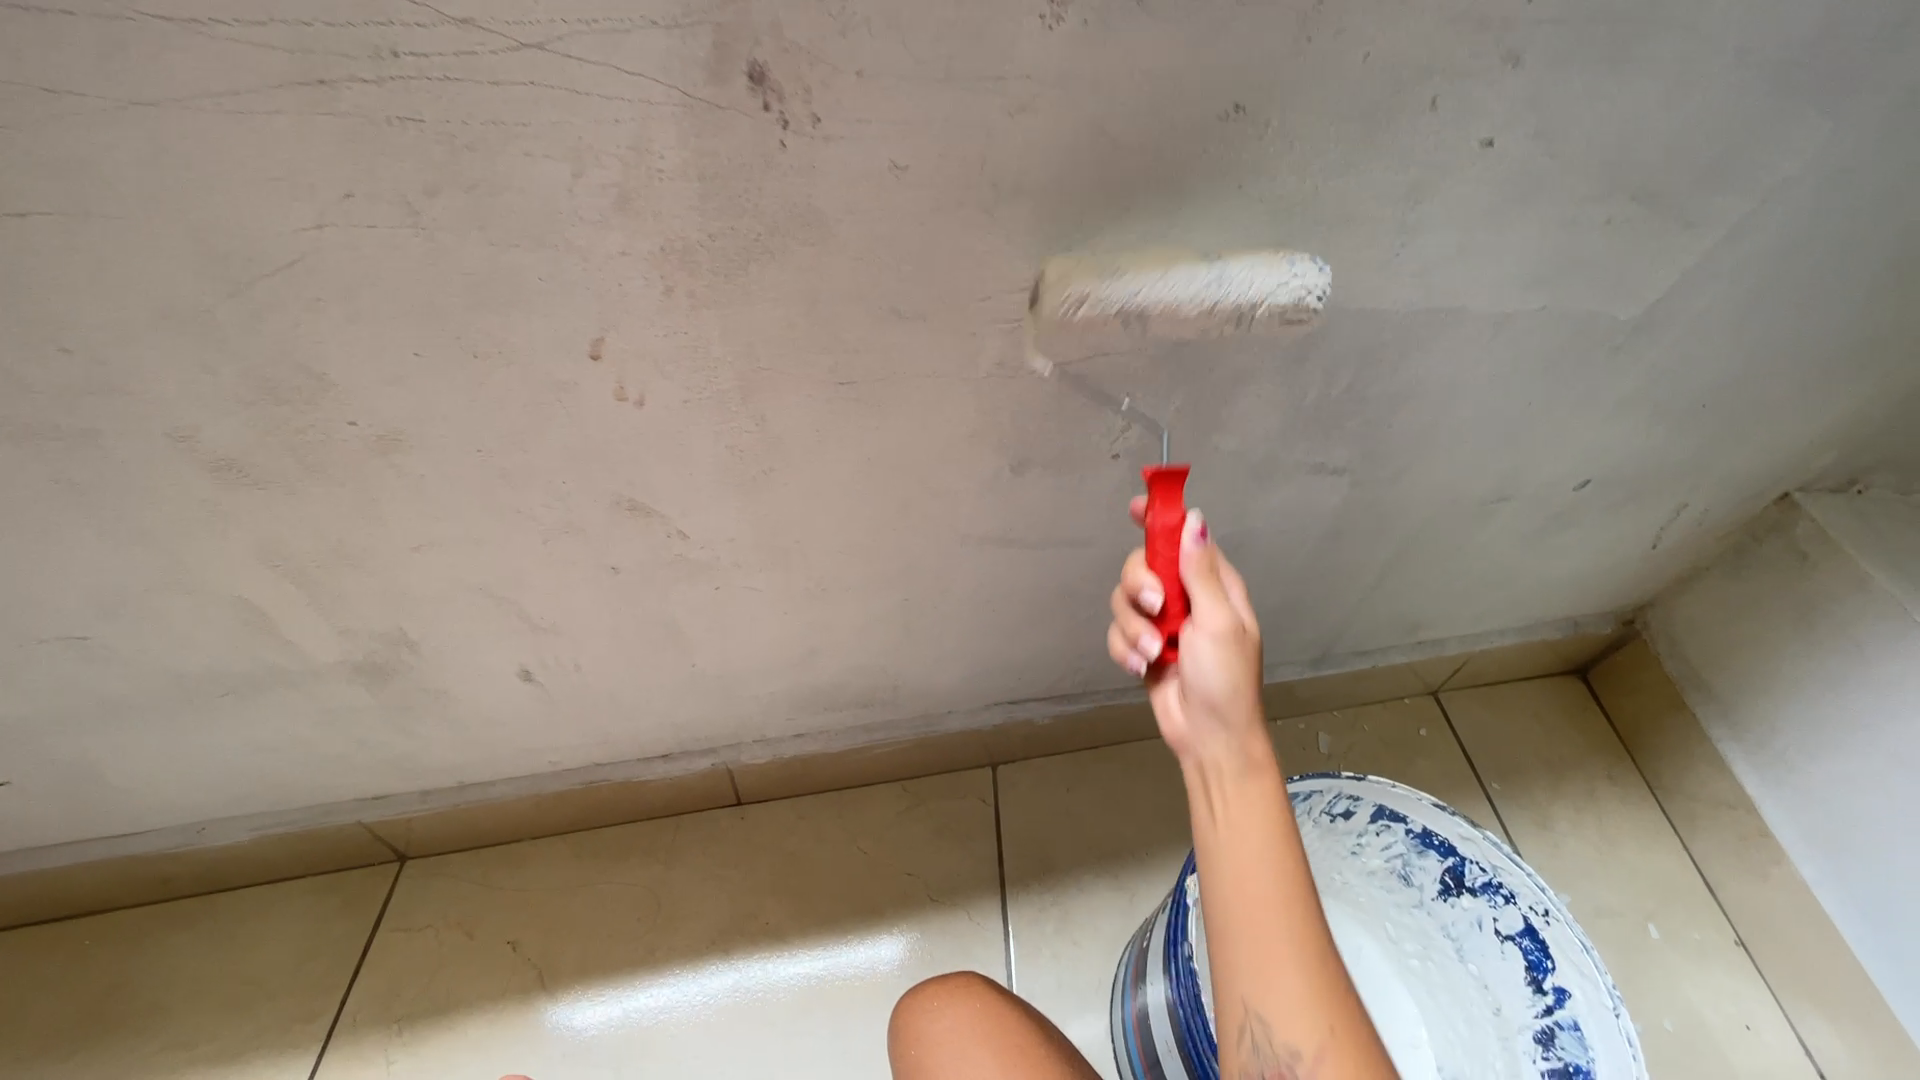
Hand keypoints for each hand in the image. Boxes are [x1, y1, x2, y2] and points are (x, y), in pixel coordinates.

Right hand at [1107, 499, 1266, 766]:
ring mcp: (1161, 623)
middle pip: (1142, 565)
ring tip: (1153, 654)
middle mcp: (1185, 597)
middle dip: (1139, 585)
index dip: (1160, 520)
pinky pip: (1117, 632)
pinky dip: (1126, 650)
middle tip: (1155, 606)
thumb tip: (1193, 519)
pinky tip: (1143, 668)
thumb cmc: (1226, 678)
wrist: (1208, 735)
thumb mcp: (1219, 622)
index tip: (1135, 509)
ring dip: (1134, 628)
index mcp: (1213, 585)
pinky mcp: (1141, 646)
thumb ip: (1201, 571)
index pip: (1184, 538)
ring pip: (1124, 600)